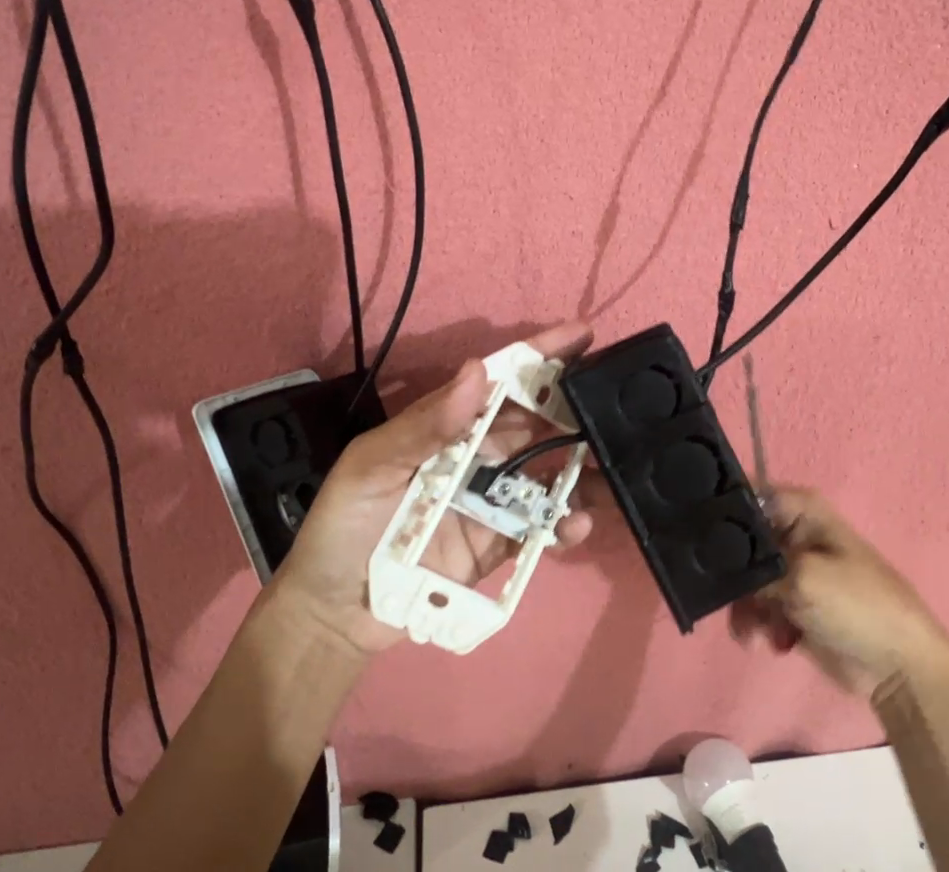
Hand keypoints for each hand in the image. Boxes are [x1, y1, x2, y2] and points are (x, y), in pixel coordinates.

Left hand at [266, 323, 600, 656]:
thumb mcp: (370, 468)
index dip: (537, 357)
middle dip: (573, 409)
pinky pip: (541, 528)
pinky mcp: (499, 545)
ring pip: (547, 474)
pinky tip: (576, 523)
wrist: (333, 614)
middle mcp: (474, 457)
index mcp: (444, 428)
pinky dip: (564, 524)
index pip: (496, 382)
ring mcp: (490, 502)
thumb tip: (478, 369)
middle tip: (615, 404)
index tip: (582, 336)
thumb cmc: (343, 528)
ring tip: (613, 465)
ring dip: (581, 467)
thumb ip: (423, 425)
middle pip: (533, 423)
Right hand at [732, 488, 948, 697]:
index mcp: (804, 512)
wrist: (898, 667)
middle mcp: (794, 536)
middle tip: (731, 598)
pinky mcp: (791, 609)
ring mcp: (792, 574)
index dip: (723, 512)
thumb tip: (718, 565)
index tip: (699, 537)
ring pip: (744, 582)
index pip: (749, 495)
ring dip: (745, 609)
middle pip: (739, 543)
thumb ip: (755, 568)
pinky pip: (756, 610)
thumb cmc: (858, 606)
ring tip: (754, 633)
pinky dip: (758, 626)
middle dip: (732, 574)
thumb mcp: (803, 578)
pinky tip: (771, 643)